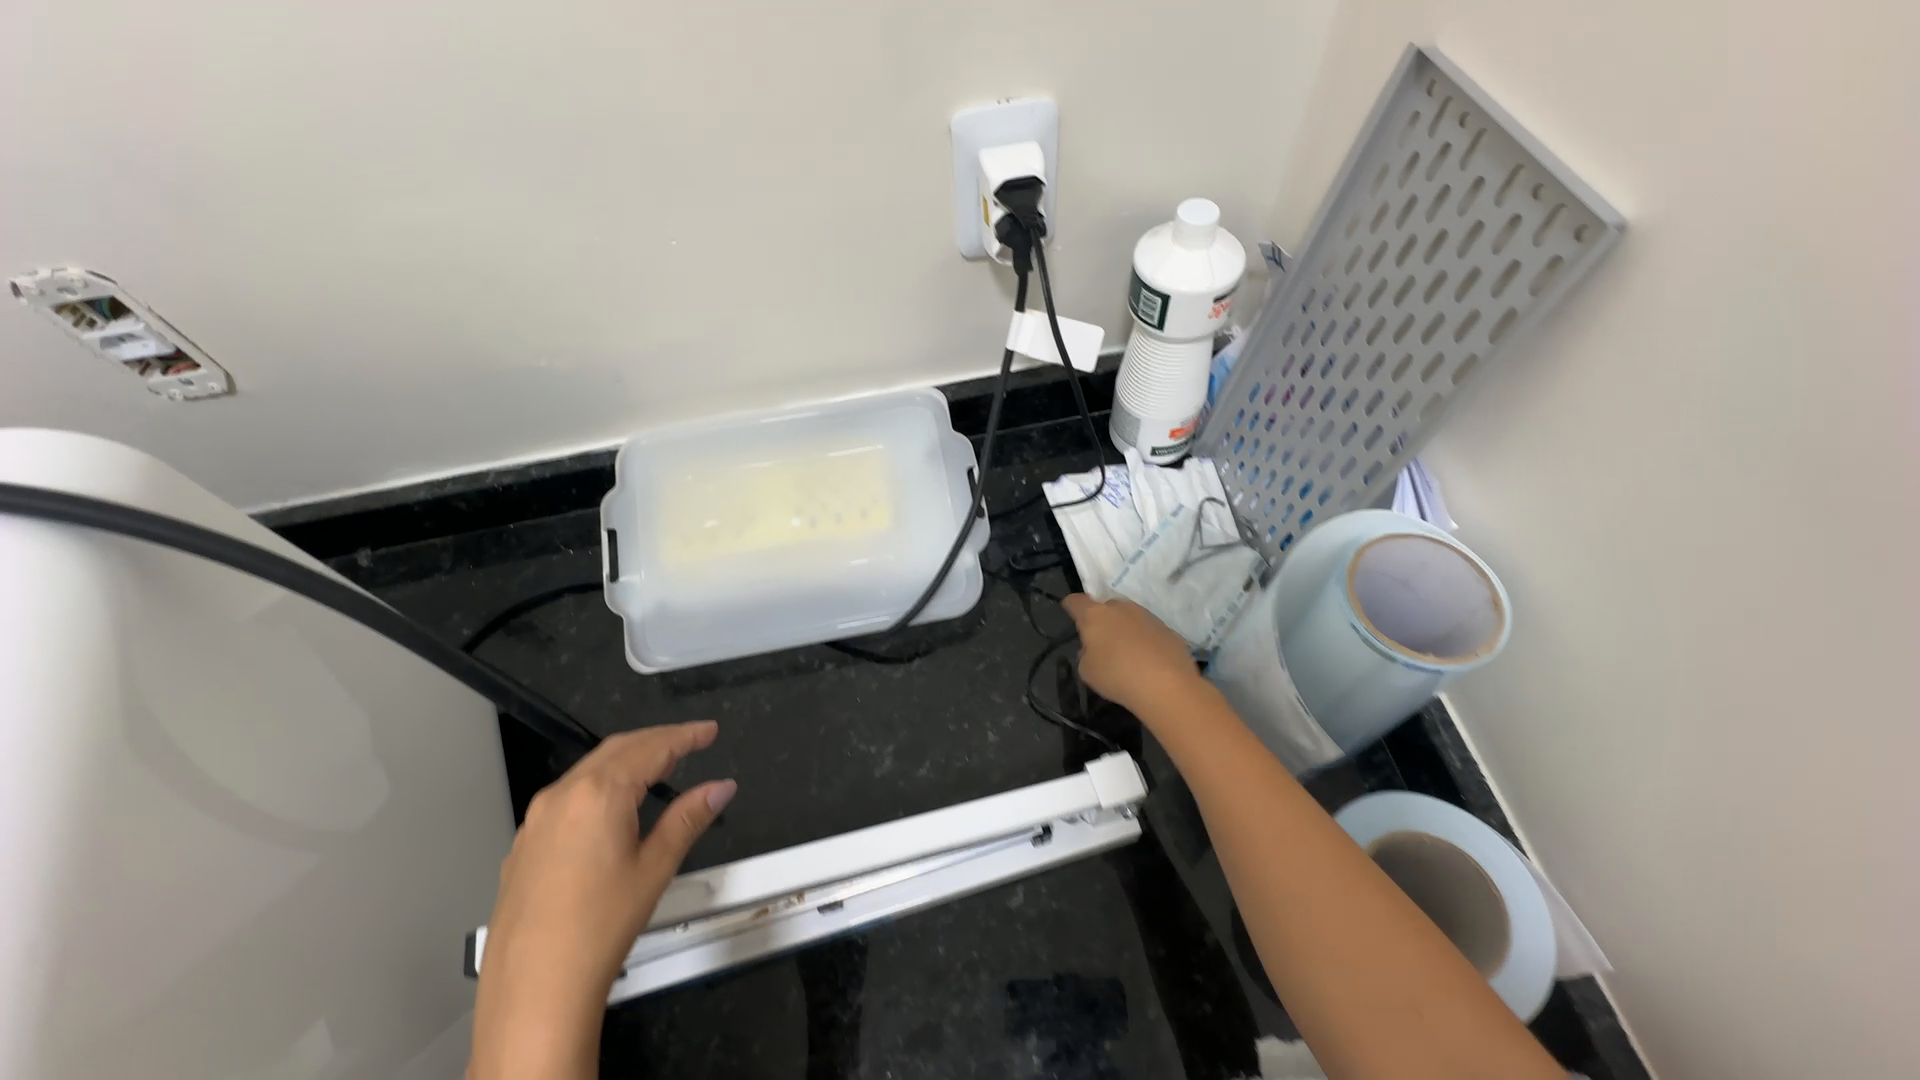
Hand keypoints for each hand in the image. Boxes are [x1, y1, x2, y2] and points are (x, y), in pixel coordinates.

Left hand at [470, 722, 735, 1079]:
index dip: (685, 736)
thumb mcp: (656, 867)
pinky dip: (600, 785)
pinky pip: (568, 796)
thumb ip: (689, 817)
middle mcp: (563, 795)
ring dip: (627, 760)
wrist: (535, 985)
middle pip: (618, 749)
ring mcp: (538, 818)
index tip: (709, 730)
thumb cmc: (601, 925)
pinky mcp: (525, 842)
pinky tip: (614, 807)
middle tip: (691, 742)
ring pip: (589, 770)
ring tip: (660, 767)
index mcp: (601, 794)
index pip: (652, 748)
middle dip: (657, 740)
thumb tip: (721, 787)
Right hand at [1060, 594, 1203, 715]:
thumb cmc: (1117, 676)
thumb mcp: (1087, 671)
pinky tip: (1148, 661)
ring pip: (1130, 617)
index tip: (1069, 612)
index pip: (1076, 601)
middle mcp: (1121, 608)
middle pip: (1105, 607)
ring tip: (1127, 654)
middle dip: (1101, 621)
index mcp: (1095, 615)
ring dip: (1125, 629)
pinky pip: (1149, 631)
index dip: (1070, 606)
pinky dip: (1145, 640)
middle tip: (1101, 643)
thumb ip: (1085, 655)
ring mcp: (1147, 616)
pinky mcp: (1168, 629)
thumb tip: (1094, 649)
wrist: (1167, 685)